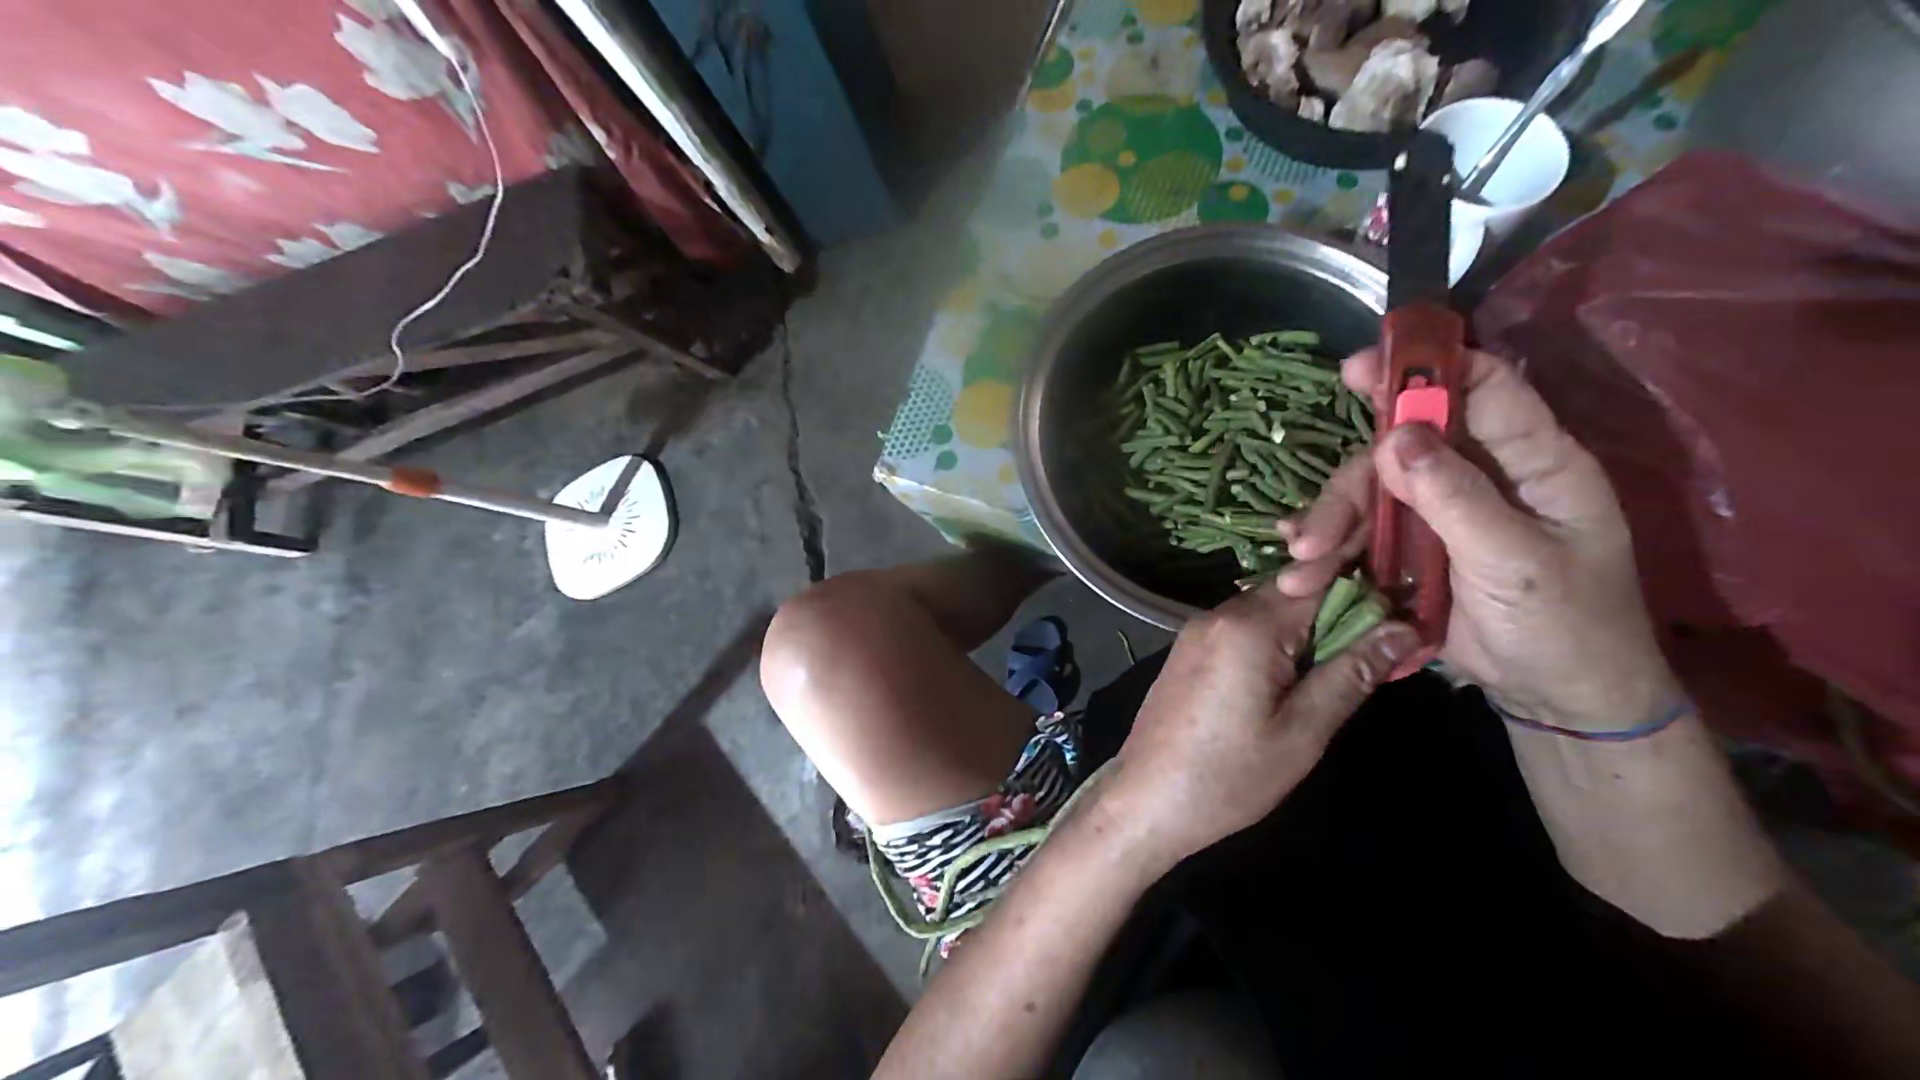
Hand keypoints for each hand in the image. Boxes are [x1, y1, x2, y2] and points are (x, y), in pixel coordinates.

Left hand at [1108, 584, 1420, 869]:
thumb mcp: (1302, 731)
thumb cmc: (1228, 775)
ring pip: (1267, 613)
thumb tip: (1407, 630)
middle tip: (1384, 650)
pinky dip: (1275, 644)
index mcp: (1247, 625)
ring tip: (1346, 667)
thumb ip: (1353, 673)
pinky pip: (1242, 632)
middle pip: (1291, 593)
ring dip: (1308, 632)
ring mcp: (1197, 631)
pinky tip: (1296, 676)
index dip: (1367, 593)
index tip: (1404, 615)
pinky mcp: (1188, 651)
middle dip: (1340, 614)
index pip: (1319, 581)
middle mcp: (1218, 614)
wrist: (1146, 799)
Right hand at [1276, 348, 1681, 731]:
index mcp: (1533, 462)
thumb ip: (1456, 497)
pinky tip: (1302, 570)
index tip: (1357, 370)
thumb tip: (1394, 436)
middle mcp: (1479, 475)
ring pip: (1368, 495)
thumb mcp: (1515, 560)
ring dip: (1329, 529)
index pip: (1482, 390)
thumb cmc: (1567, 626)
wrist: (1558, 699)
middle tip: (1308, 535)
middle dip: (1347, 490)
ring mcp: (1439, 512)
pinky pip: (1360, 533)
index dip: (1423, 369)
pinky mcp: (1410, 548)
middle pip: (1397, 452)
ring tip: (1300, 573)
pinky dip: (1329, 548)